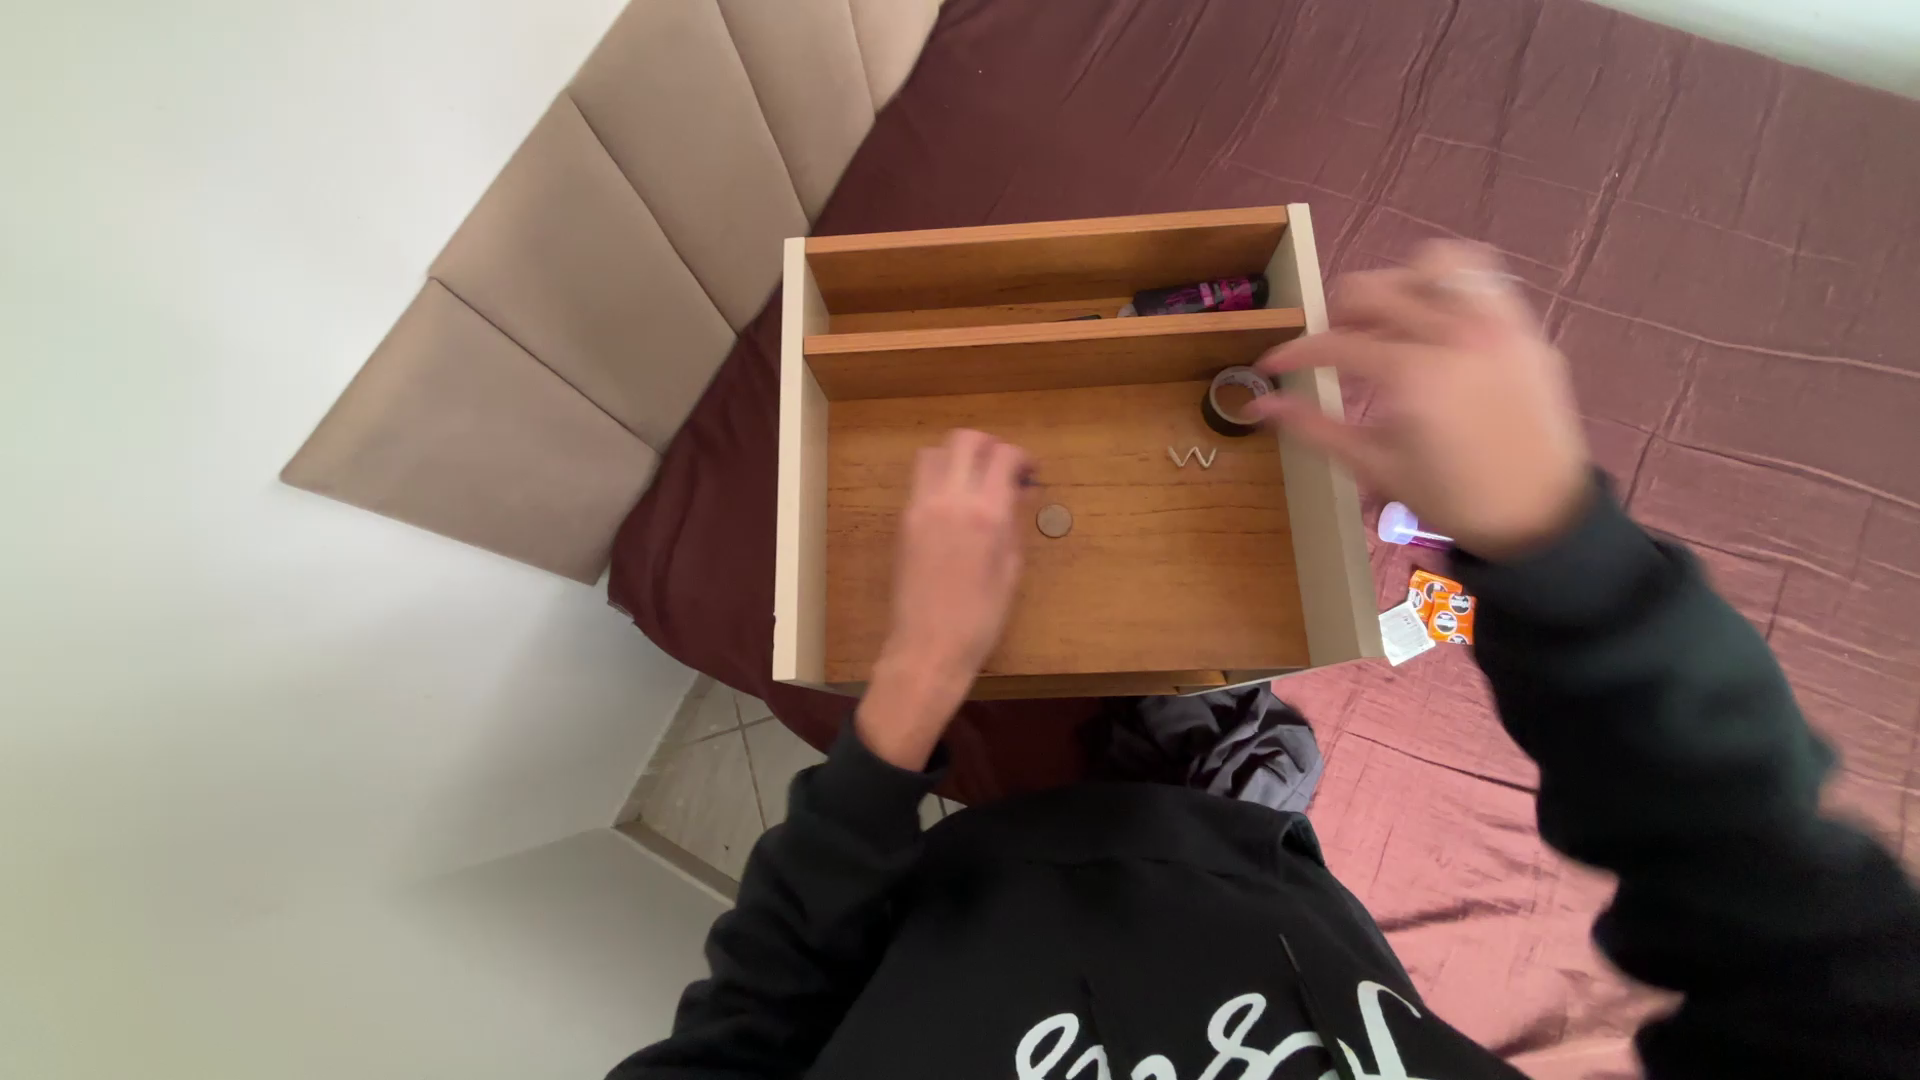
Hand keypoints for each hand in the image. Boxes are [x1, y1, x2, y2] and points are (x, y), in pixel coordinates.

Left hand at [855, 429, 1030, 769]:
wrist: (928, 647)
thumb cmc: (981, 619)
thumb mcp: (1010, 570)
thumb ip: (1013, 523)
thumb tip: (1017, 492)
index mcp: (986, 514)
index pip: (1003, 456)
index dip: (1021, 457)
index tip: (1028, 472)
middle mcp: (951, 500)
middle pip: (965, 440)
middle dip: (988, 446)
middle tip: (1000, 469)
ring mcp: (921, 508)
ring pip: (935, 453)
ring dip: (958, 458)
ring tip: (973, 482)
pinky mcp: (904, 521)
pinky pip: (920, 481)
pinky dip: (939, 479)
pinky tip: (953, 505)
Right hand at [1251, 241, 1591, 559]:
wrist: (1538, 512)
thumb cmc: (1446, 495)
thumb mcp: (1370, 464)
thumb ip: (1312, 426)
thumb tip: (1258, 407)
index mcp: (1412, 373)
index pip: (1334, 343)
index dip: (1293, 354)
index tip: (1273, 365)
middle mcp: (1454, 333)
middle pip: (1374, 289)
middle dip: (1337, 314)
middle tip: (1330, 345)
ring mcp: (1497, 324)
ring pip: (1433, 264)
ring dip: (1395, 286)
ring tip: (1384, 323)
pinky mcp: (1524, 328)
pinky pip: (1481, 280)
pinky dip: (1446, 288)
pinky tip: (1431, 324)